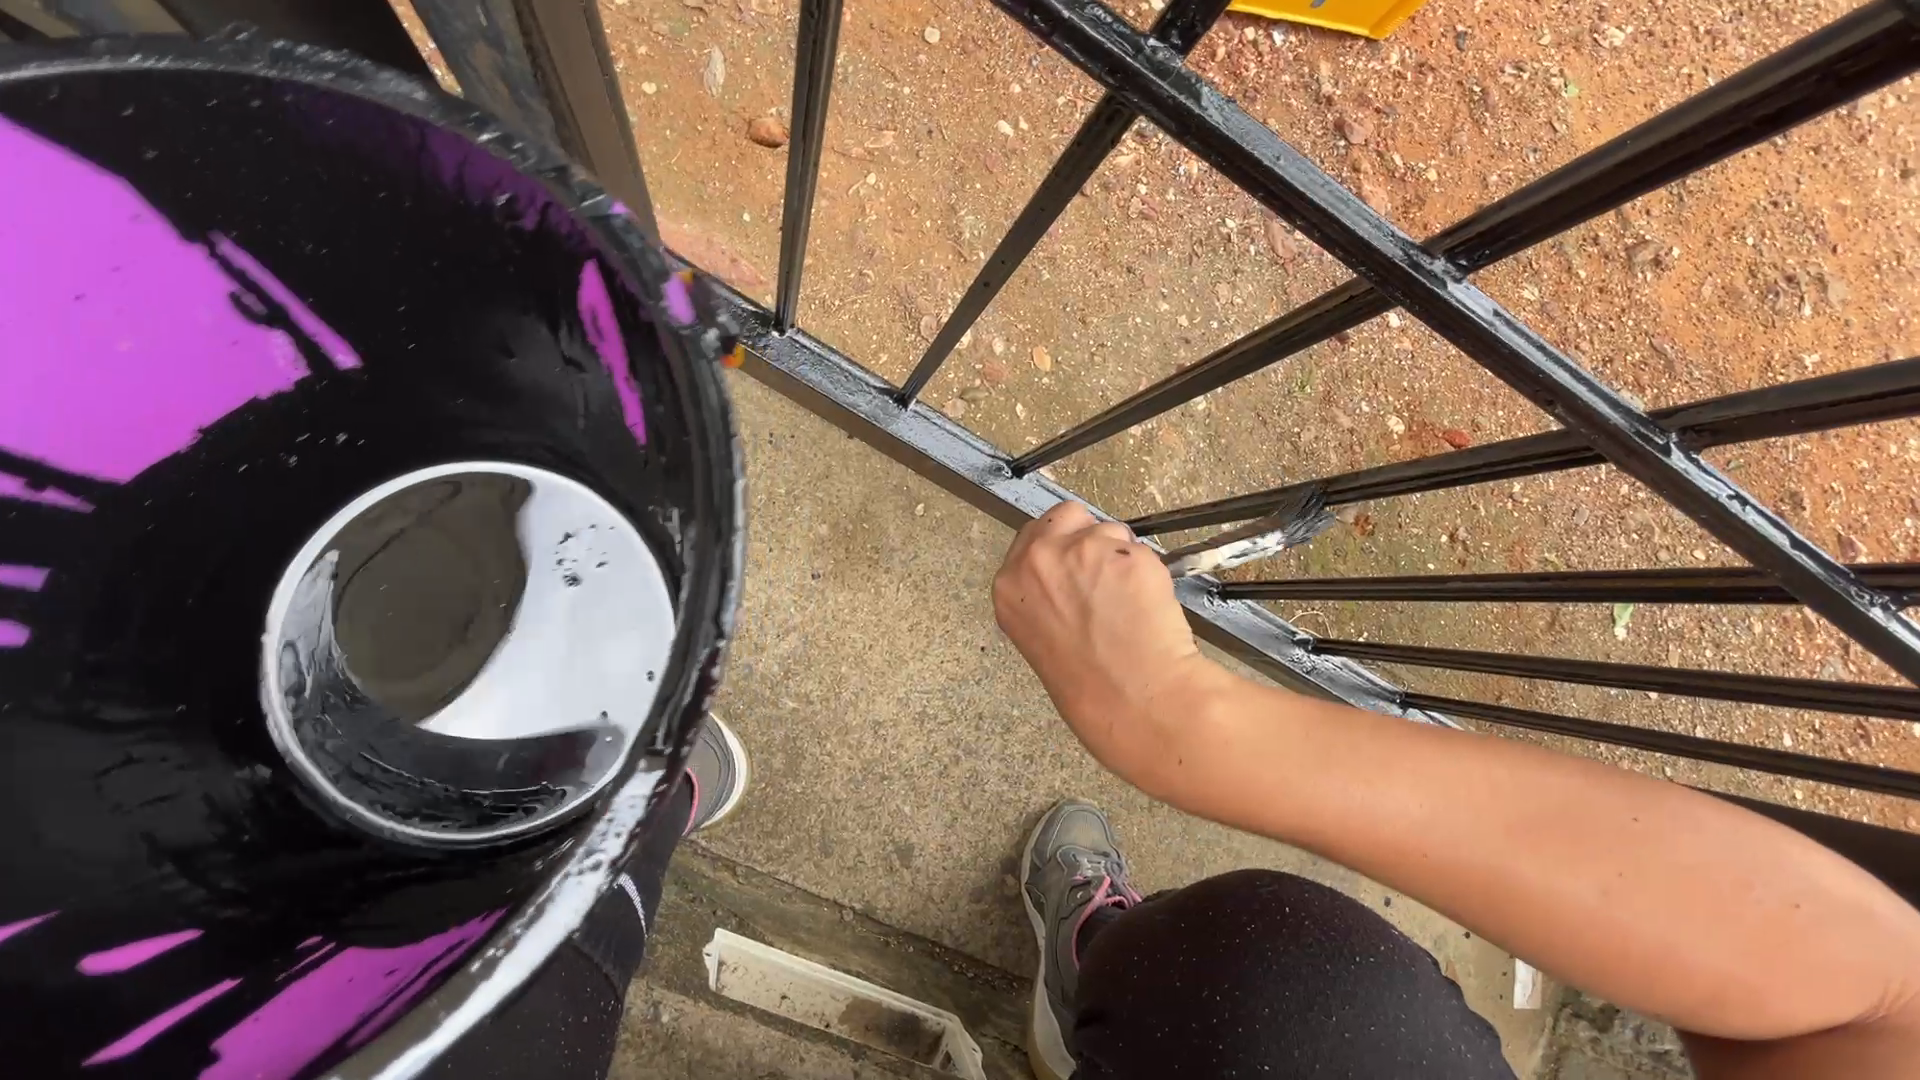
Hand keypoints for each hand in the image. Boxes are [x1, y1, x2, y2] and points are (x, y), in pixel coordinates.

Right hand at [993, 501, 1215, 794]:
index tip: (1073, 563)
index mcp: (1009, 586)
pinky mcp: (1125, 554)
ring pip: (1109, 530)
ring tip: (1125, 602)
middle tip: (1103, 575)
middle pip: (1066, 517)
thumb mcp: (1037, 634)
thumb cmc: (1088, 683)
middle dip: (1086, 536)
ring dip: (1120, 556)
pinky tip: (1144, 604)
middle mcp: (1038, 561)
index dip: (1059, 548)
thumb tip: (1063, 567)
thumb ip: (1040, 591)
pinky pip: (1141, 549)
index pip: (1032, 537)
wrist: (1131, 698)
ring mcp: (1082, 552)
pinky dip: (1147, 571)